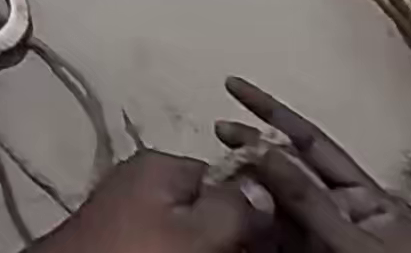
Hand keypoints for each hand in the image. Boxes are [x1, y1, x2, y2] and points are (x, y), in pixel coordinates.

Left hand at [36, 151, 261, 252]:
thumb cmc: (138, 250)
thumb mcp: (194, 232)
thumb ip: (231, 209)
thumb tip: (264, 189)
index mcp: (162, 166)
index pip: (225, 179)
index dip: (257, 213)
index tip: (282, 243)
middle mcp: (148, 180)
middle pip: (210, 207)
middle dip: (236, 237)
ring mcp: (136, 209)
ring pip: (192, 229)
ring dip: (215, 244)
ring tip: (225, 252)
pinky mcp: (127, 235)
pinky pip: (170, 238)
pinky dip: (187, 246)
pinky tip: (191, 252)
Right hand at [215, 78, 410, 252]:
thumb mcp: (355, 244)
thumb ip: (308, 199)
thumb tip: (260, 145)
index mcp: (365, 200)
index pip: (310, 140)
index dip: (270, 110)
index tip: (231, 84)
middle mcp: (340, 210)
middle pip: (286, 165)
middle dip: (252, 146)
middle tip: (220, 132)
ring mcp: (321, 235)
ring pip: (273, 196)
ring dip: (246, 182)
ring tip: (220, 175)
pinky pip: (270, 228)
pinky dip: (248, 216)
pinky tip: (228, 208)